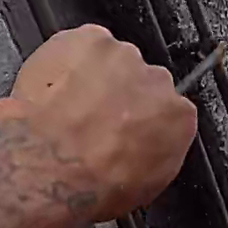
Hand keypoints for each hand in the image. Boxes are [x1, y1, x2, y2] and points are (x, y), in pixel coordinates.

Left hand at [7, 25, 197, 221]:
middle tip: (87, 118)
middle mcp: (157, 81)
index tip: (122, 127)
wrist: (50, 166)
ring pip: (107, 60)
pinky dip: (62, 61)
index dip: (139, 119)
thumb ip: (153, 153)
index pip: (166, 109)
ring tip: (63, 105)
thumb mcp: (141, 187)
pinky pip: (75, 45)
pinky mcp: (87, 40)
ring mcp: (122, 56)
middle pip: (138, 79)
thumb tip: (140, 151)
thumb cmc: (91, 183)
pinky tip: (50, 88)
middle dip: (116, 95)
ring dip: (89, 76)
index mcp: (177, 118)